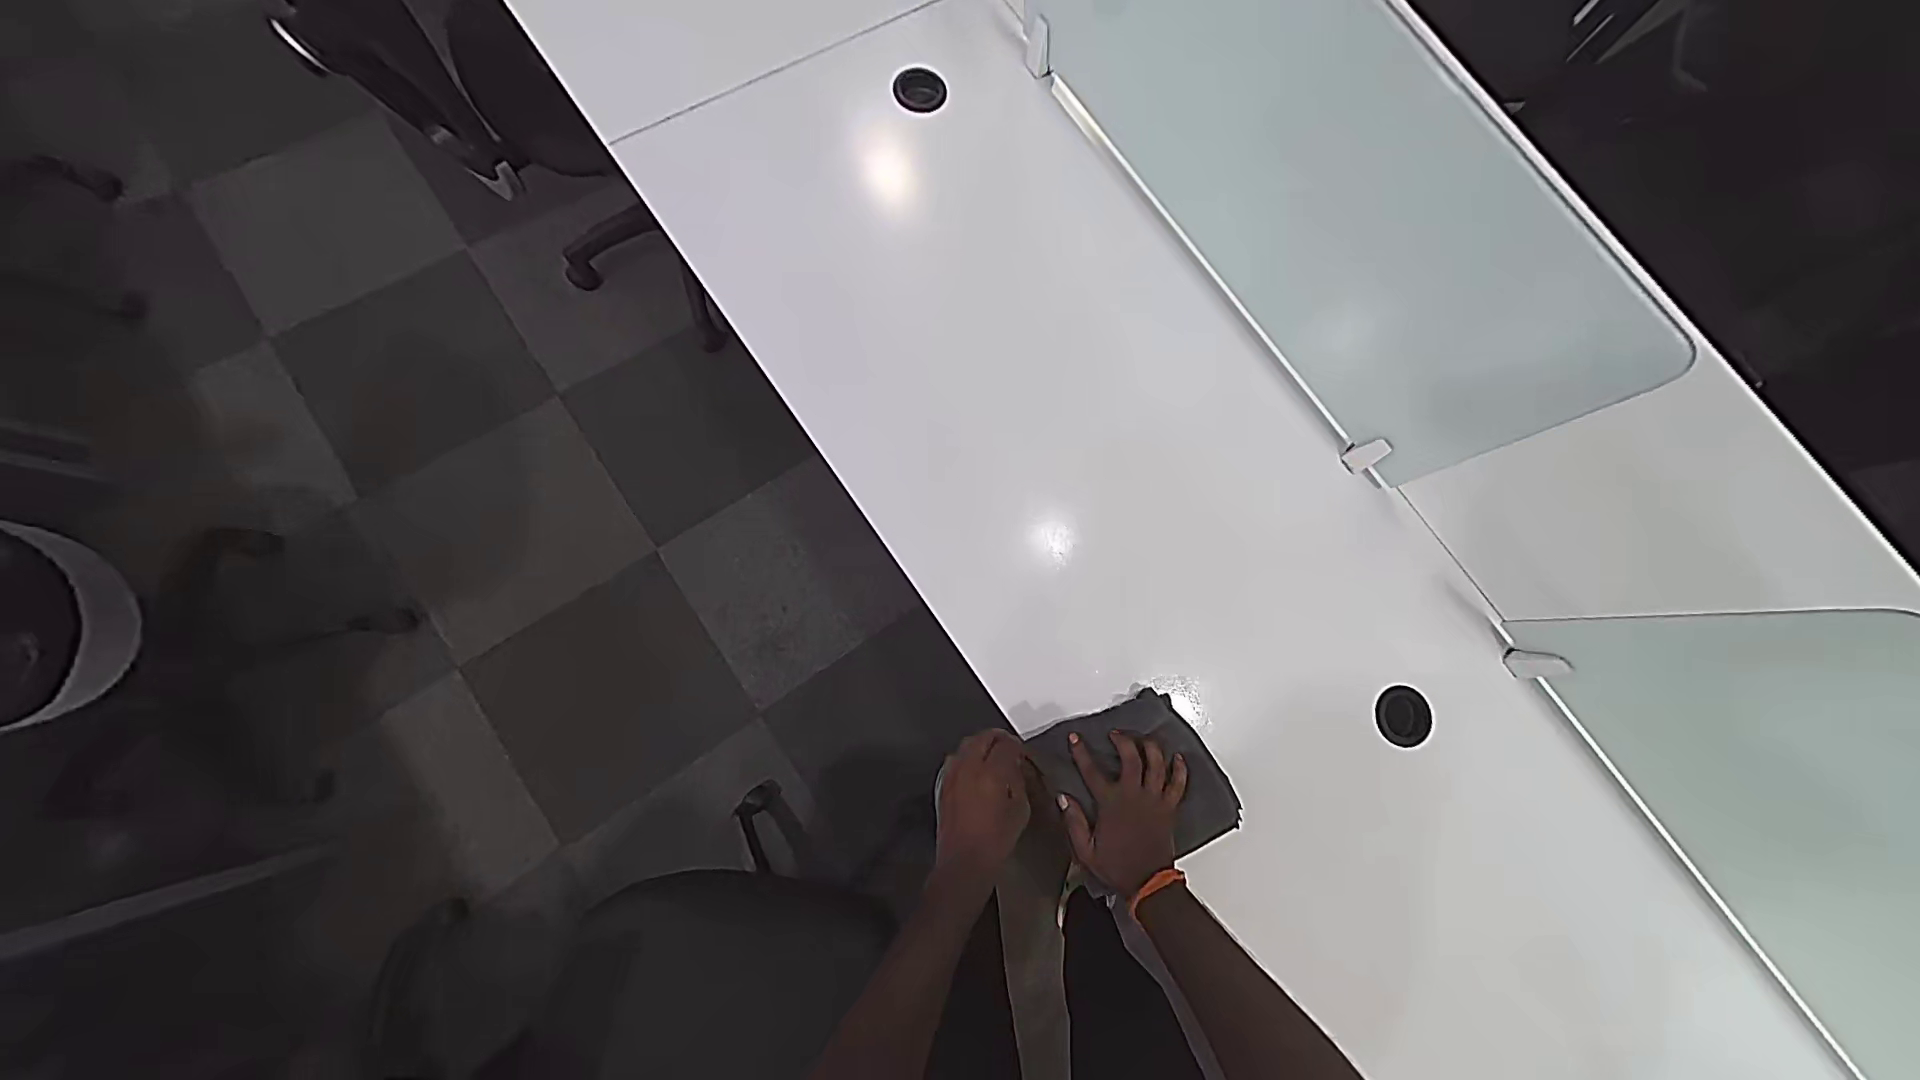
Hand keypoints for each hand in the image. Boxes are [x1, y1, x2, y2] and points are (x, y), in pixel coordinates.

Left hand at [933, 730, 1031, 883]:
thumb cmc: (995, 841)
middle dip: (999, 738)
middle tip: (1008, 746)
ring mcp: (953, 773)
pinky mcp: (943, 782)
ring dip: (982, 744)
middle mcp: (969, 768)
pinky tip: (975, 767)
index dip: (1017, 745)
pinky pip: (956, 757)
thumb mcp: (1020, 810)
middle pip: (984, 737)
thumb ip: (1019, 781)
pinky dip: (968, 755)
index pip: (1006, 745)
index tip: (1021, 752)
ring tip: (992, 754)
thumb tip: (1015, 767)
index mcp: (992, 773)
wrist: (963, 862)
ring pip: (967, 743)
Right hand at [1058, 730, 1188, 897]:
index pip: (1092, 770)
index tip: (1076, 739)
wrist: (1148, 884)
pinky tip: (1178, 758)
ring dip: (1149, 746)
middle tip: (1116, 734)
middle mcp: (1134, 796)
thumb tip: (1064, 798)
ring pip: (1156, 763)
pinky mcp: (1169, 808)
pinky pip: (1178, 783)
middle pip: (1131, 757)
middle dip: (1123, 740)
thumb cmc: (1117, 867)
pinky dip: (1180, 769)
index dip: (1081, 752)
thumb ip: (1073, 822)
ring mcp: (1154, 800)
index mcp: (1111, 804)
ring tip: (1143, 739)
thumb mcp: (1086, 850)